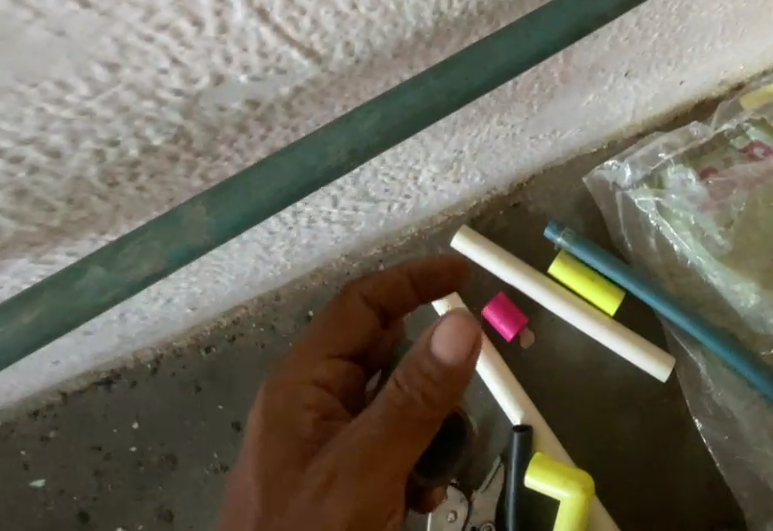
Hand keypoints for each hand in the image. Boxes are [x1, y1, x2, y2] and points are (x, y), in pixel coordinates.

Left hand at [218, 255, 482, 530]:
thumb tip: (464, 320)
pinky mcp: (344, 477)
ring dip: (431, 423)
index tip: (468, 276)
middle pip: (388, 350)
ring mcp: (329, 442)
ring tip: (439, 465)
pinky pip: (396, 442)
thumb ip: (416, 396)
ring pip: (400, 400)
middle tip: (464, 393)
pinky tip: (423, 495)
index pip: (364, 302)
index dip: (414, 279)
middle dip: (432, 370)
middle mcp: (315, 401)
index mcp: (304, 382)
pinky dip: (420, 459)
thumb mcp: (365, 470)